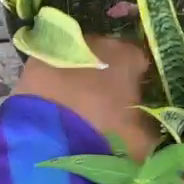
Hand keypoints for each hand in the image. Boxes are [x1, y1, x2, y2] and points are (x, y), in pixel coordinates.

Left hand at [13, 34, 158, 158]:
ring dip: (81, 77)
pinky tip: (56, 107)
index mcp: (128, 56)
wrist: (49, 140)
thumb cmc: (105, 135)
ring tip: (78, 108)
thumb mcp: (141, 140)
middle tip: (106, 107)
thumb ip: (150, 128)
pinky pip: (53, 72)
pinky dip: (56, 85)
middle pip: (109, 56)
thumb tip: (149, 124)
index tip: (137, 103)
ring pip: (80, 61)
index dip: (140, 83)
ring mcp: (62, 49)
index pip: (141, 63)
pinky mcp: (33, 63)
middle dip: (109, 76)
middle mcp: (96, 43)